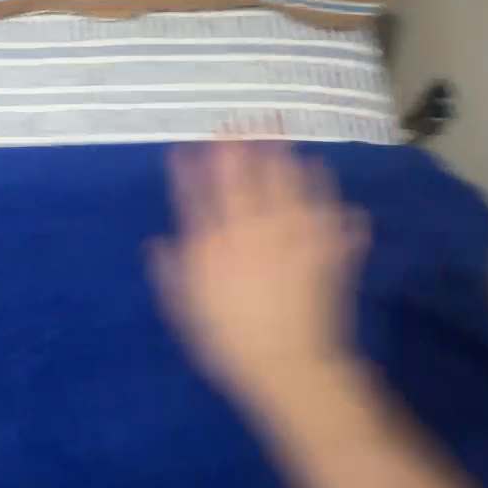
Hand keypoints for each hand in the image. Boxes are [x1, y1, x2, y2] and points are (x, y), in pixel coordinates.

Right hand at [147, 141, 370, 413]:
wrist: (288, 366)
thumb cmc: (225, 341)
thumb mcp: (183, 309)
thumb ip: (170, 270)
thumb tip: (157, 241)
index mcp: (213, 242)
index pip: (197, 195)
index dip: (190, 168)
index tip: (185, 146)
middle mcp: (252, 230)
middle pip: (246, 178)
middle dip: (241, 147)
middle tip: (242, 121)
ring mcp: (293, 237)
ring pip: (290, 186)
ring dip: (285, 160)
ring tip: (283, 139)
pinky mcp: (326, 251)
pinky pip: (330, 215)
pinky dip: (329, 198)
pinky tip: (328, 183)